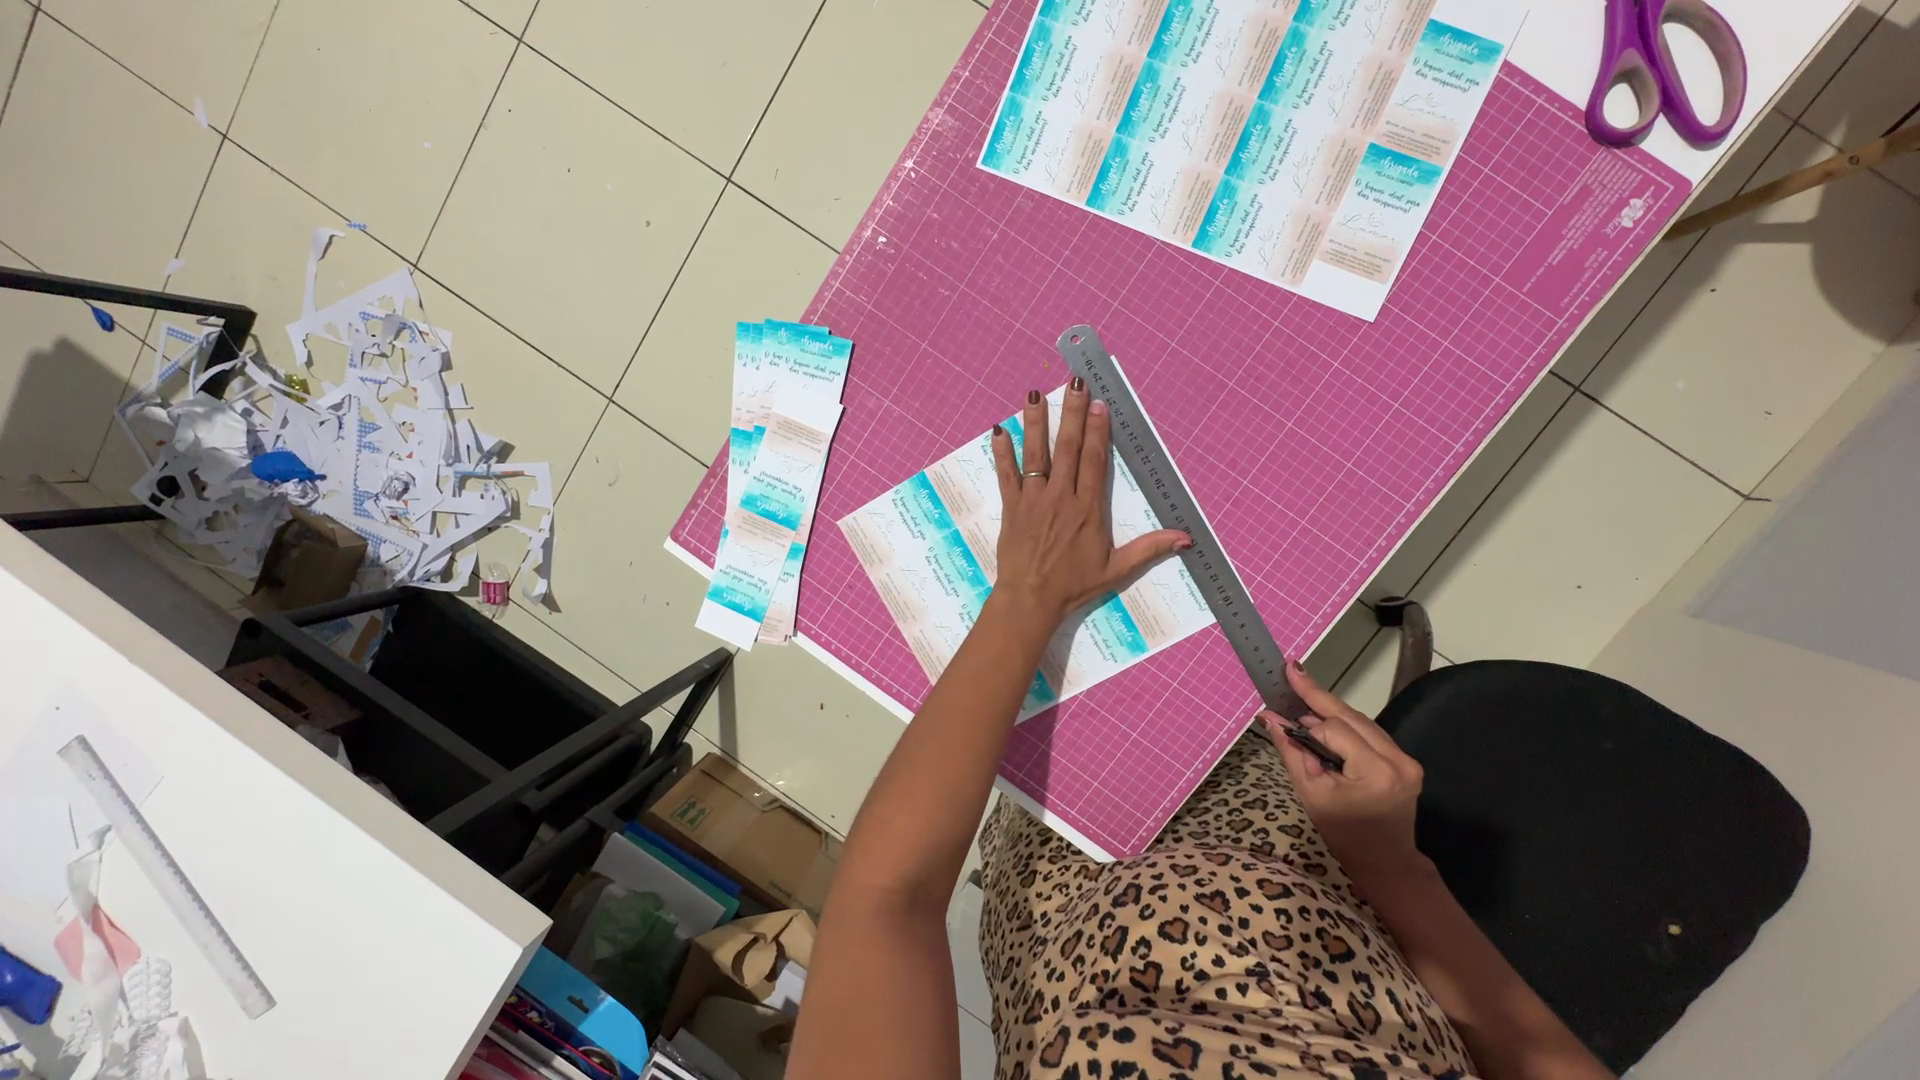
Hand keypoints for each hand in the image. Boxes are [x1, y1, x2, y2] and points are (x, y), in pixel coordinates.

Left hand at [990, 379, 1189, 621]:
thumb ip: (1149, 549)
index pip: (1095, 461)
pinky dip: (1002, 453)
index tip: (1100, 404)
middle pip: (1068, 448)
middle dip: (1072, 414)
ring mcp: (1034, 501)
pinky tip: (999, 430)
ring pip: (1036, 455)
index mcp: (1088, 509)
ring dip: (1036, 423)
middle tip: (1074, 383)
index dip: (1098, 431)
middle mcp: (1061, 498)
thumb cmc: (1074, 586)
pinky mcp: (1011, 508)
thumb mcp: (1116, 570)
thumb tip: (1185, 538)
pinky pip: (1006, 475)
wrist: (1030, 600)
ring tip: (1035, 394)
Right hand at [1261, 661, 1424, 878]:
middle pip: (1351, 717)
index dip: (1307, 725)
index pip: (1334, 730)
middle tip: (1292, 672)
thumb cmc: (1343, 834)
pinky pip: (1370, 733)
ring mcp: (1406, 759)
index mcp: (1376, 771)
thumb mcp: (1311, 794)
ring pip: (1361, 721)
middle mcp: (1398, 759)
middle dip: (1319, 698)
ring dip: (1331, 712)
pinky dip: (1345, 726)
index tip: (1280, 710)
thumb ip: (1292, 752)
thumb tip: (1270, 718)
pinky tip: (1324, 721)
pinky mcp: (1405, 761)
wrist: (1385, 861)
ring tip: (1301, 701)